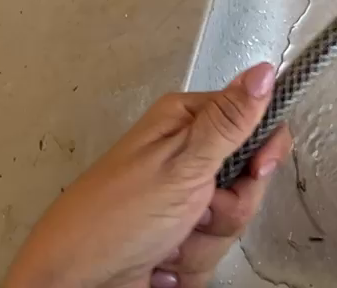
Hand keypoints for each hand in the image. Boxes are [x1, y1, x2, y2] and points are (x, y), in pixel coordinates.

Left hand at [5, 62, 293, 287]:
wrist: (72, 286)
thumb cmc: (118, 216)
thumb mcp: (182, 163)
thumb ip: (229, 120)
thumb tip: (264, 69)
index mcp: (188, 121)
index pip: (255, 121)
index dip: (264, 149)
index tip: (257, 169)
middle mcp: (188, 156)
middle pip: (247, 178)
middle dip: (227, 208)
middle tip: (196, 211)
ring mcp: (183, 200)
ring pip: (231, 221)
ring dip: (203, 242)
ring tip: (166, 244)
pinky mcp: (179, 240)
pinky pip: (211, 253)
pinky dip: (189, 265)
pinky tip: (160, 264)